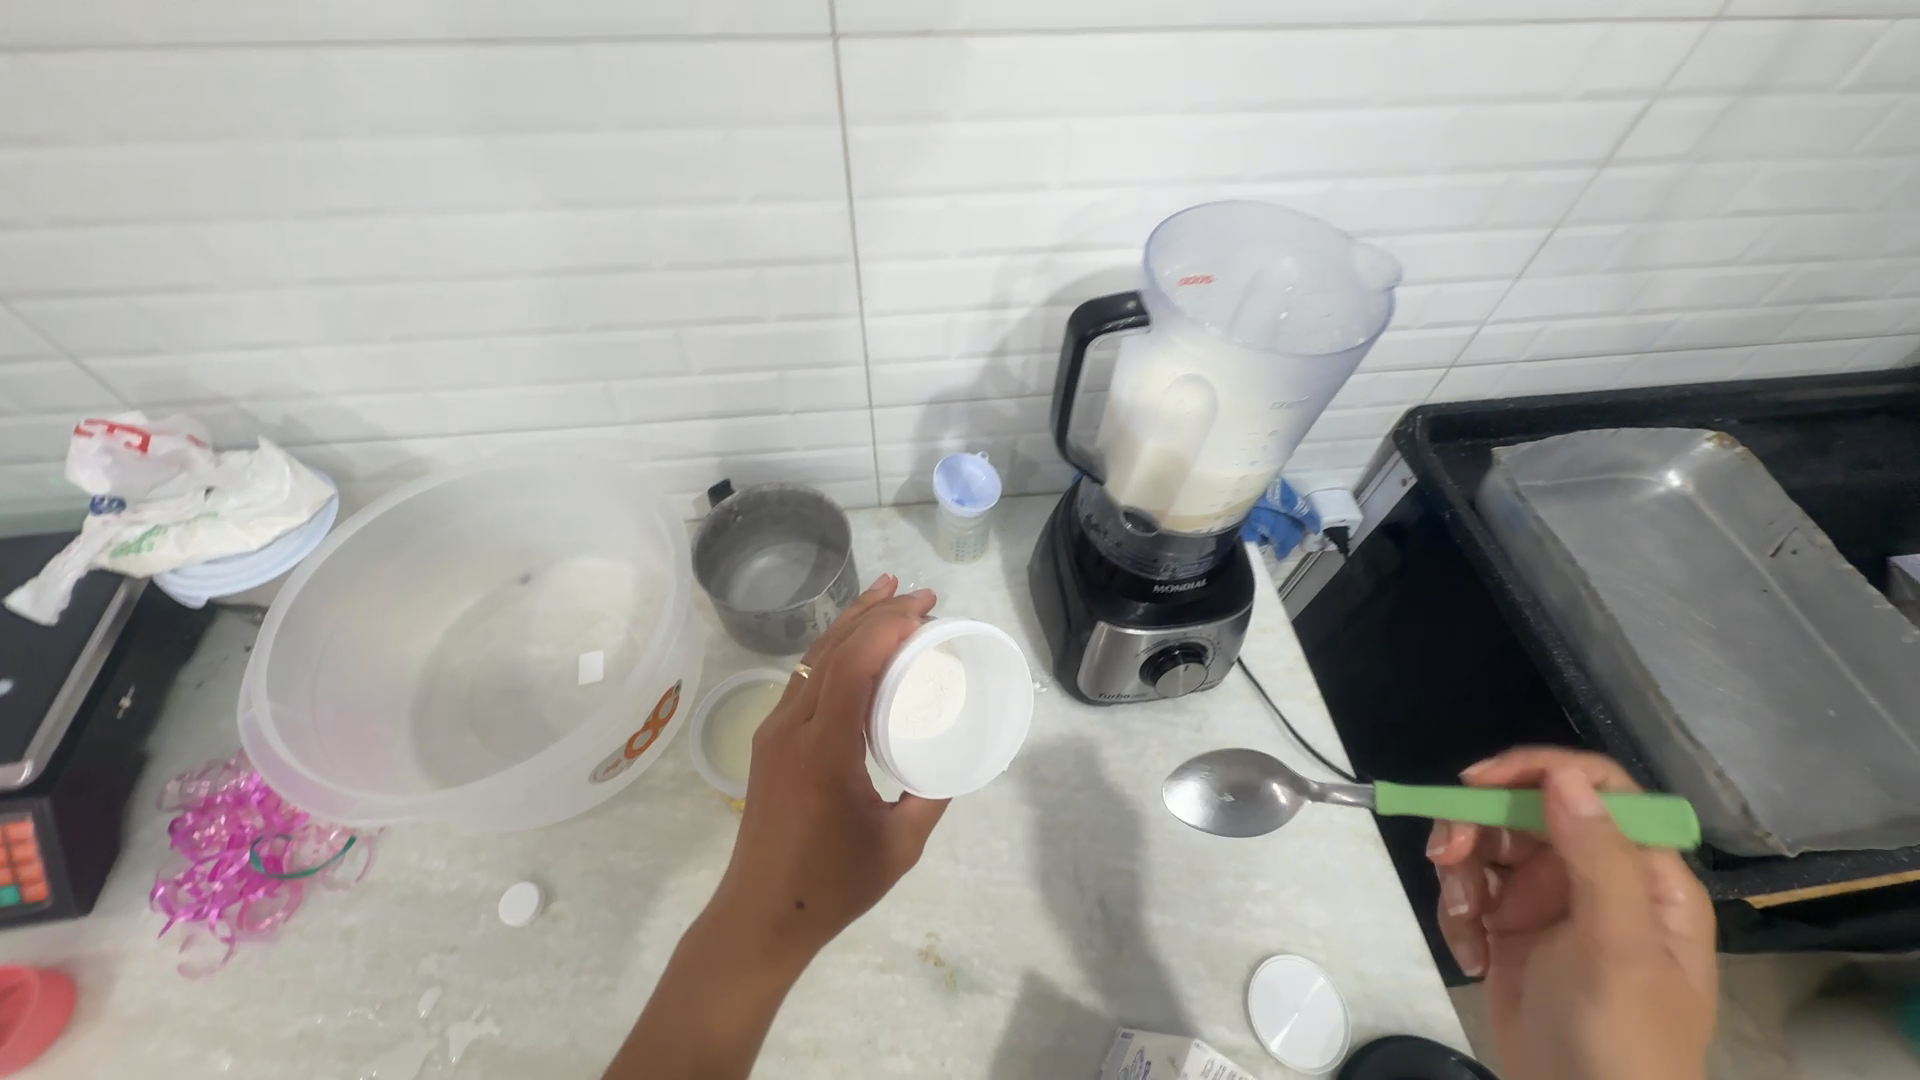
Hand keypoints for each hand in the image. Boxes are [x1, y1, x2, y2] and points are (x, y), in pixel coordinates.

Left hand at [605, 574, 947, 1079]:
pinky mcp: (771, 739)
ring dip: (852, 622)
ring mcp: (774, 731)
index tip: (926, 611)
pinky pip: (805, 679)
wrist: (758, 916)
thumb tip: (956, 753)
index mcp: (823, 750)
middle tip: (921, 595)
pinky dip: (835, 650)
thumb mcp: (901, 844)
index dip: (887, 627)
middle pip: (832, 650)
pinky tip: (855, 644)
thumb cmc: (832, 886)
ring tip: (887, 593)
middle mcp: (791, 728)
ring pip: (814, 658)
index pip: (852, 665)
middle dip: (877, 613)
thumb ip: (933, 794)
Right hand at [1427, 748, 1716, 1079]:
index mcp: (1644, 876)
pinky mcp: (1509, 926)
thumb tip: (1564, 777)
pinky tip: (1470, 953)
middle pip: (1522, 812)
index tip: (1476, 783)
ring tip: (1463, 921)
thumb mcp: (1617, 948)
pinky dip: (1457, 913)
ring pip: (1485, 846)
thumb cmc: (1620, 1037)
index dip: (1537, 772)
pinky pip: (1467, 889)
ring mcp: (1549, 902)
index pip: (1596, 789)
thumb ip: (1597, 858)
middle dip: (1476, 829)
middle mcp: (1595, 878)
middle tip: (1446, 859)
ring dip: (1460, 875)